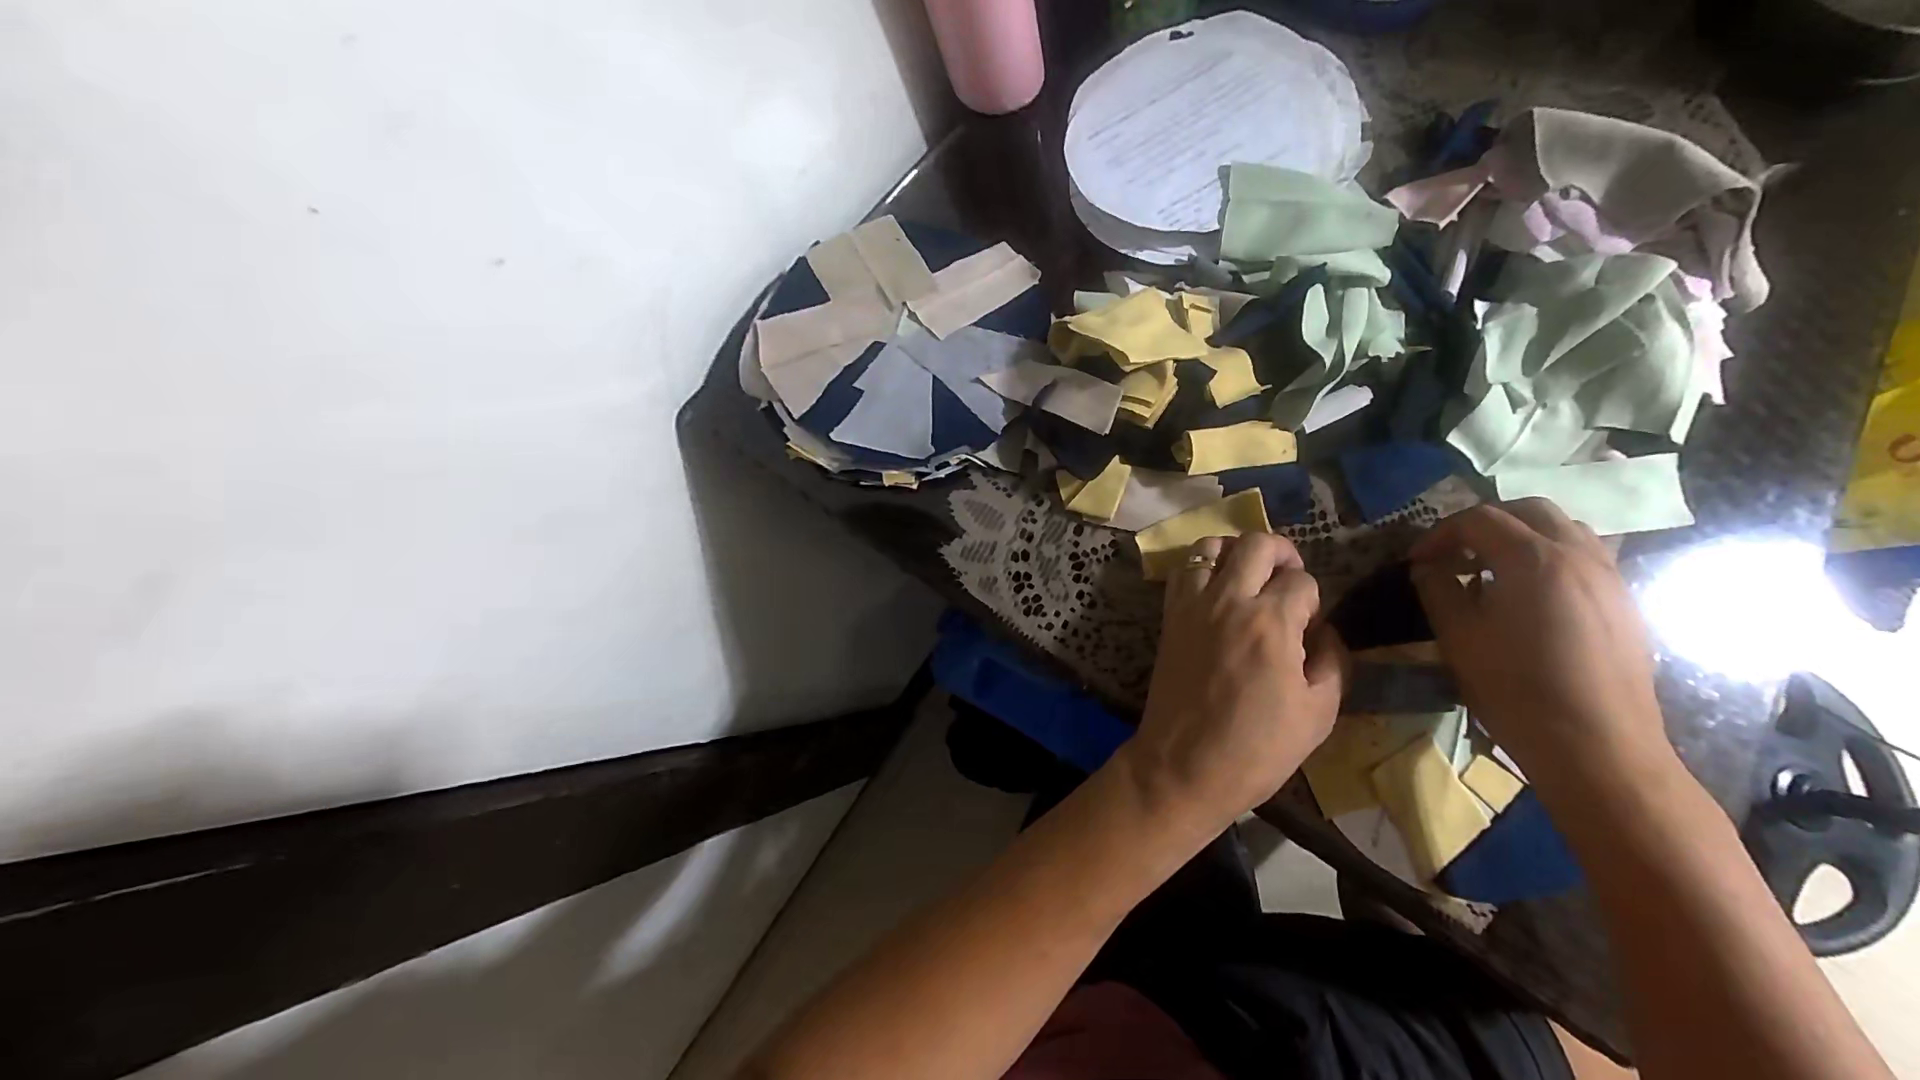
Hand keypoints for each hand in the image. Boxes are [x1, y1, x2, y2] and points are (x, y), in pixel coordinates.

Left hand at [1122, 533, 1345, 831]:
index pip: (1300, 581)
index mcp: (1271, 623)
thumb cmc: (1257, 748)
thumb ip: (1332, 661)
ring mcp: (1192, 605)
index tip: (1310, 626)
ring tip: (1250, 576)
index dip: (1313, 599)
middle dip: (1282, 553)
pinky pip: (1182, 571)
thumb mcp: (1319, 713)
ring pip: (1211, 546)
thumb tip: (1323, 630)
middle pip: (1256, 544)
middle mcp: (1228, 601)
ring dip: (1236, 552)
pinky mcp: (1169, 617)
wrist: (1183, 765)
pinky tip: (1217, 589)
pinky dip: (1201, 566)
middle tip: (1289, 578)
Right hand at [1407, 499, 1674, 797]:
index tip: (1416, 561)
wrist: (1597, 747)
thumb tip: (1429, 567)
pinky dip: (1549, 557)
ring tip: (1492, 570)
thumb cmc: (1516, 689)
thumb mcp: (1458, 636)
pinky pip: (1585, 557)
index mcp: (1534, 559)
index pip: (1479, 520)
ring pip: (1565, 529)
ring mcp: (1610, 578)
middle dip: (1485, 523)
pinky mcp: (1624, 604)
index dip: (1440, 535)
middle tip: (1454, 554)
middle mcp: (1580, 556)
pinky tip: (1528, 596)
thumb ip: (1438, 589)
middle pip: (1529, 510)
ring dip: (1522, 536)